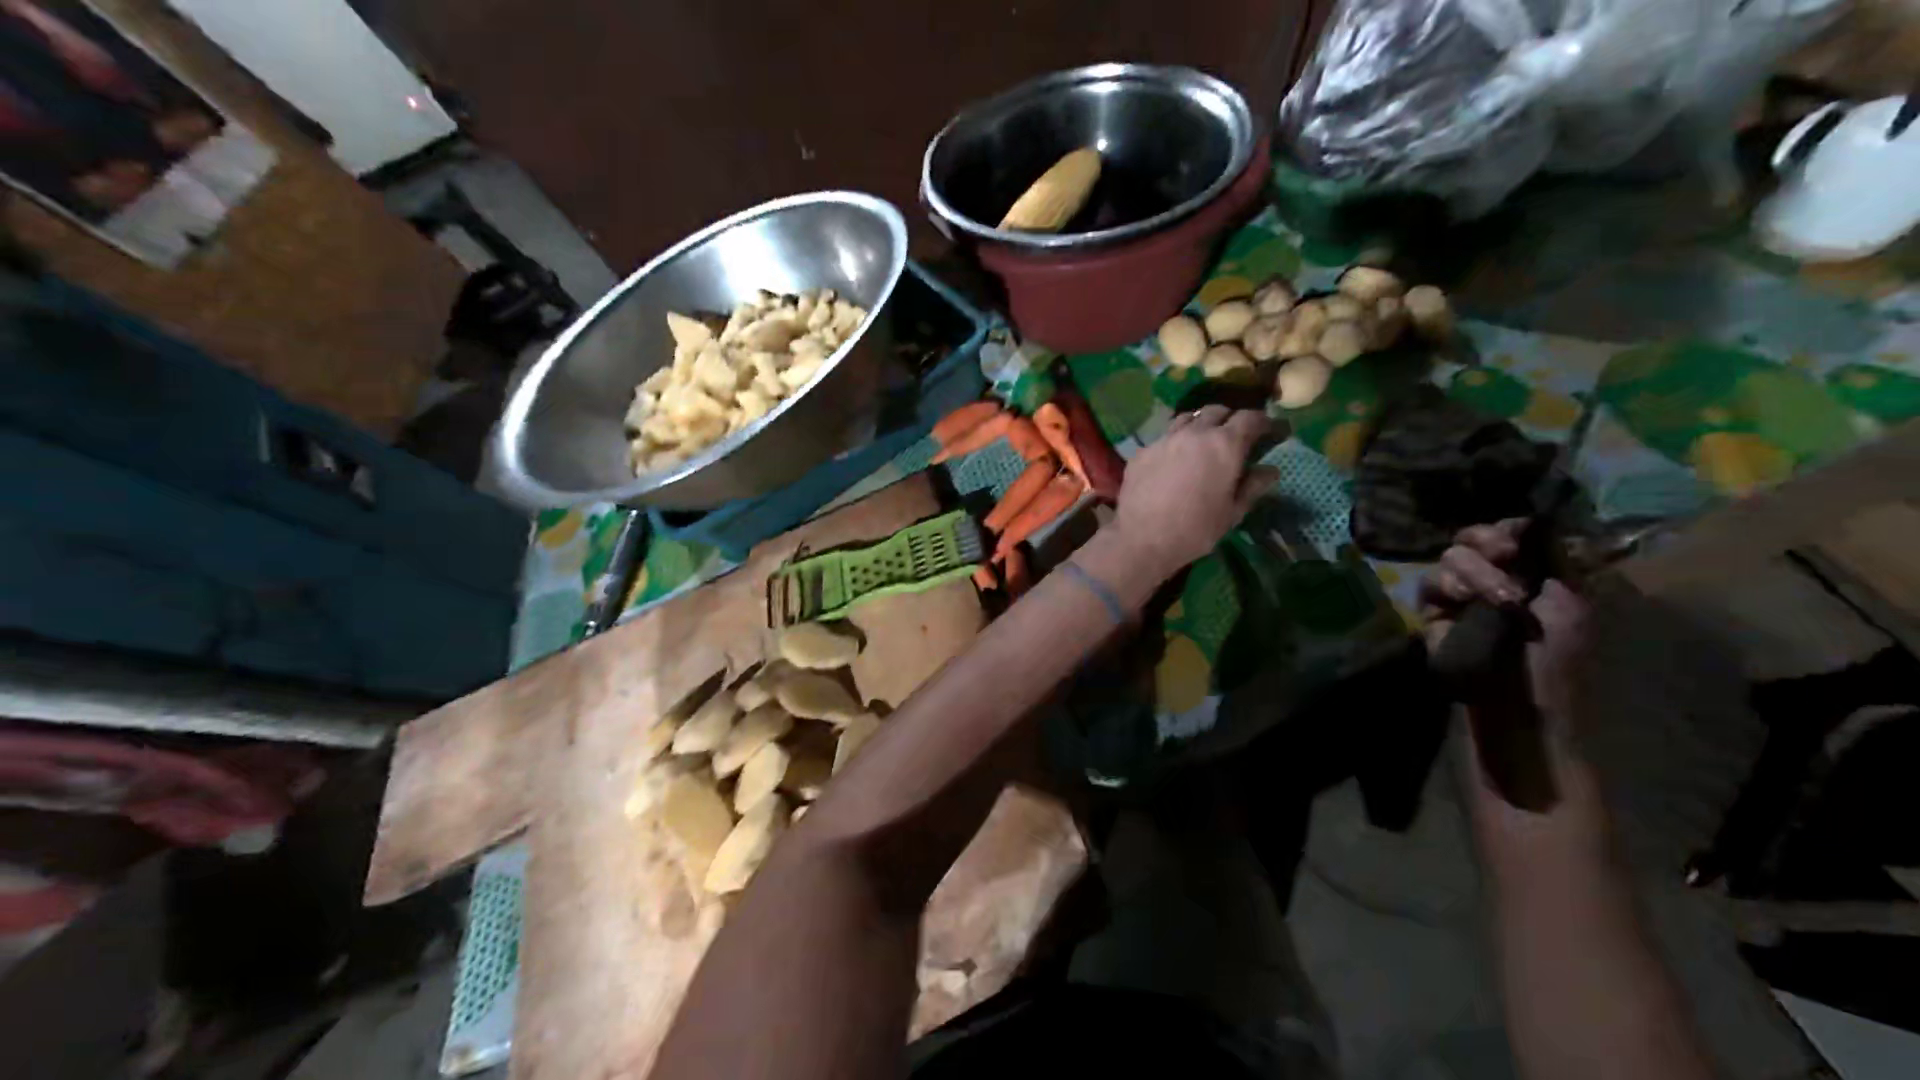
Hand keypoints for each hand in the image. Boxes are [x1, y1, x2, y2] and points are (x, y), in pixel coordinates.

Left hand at [1108, 405, 1278, 580]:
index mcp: (1224, 444)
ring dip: (1200, 425)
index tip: (1274, 431)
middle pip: (1217, 411)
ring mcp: (1165, 439)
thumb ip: (1253, 486)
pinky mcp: (1142, 451)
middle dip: (1231, 419)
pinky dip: (1176, 442)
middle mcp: (1194, 433)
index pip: (1251, 418)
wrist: (1142, 539)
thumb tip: (1270, 470)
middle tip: (1236, 437)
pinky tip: (1174, 460)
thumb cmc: (1196, 529)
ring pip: (1187, 418)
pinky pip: (1164, 437)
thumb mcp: (1233, 512)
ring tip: (1203, 442)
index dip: (1266, 422)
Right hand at [1419, 519, 1588, 725]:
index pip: (1511, 533)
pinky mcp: (1434, 615)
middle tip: (1501, 556)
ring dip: (1475, 572)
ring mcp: (1462, 598)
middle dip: (1485, 541)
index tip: (1515, 541)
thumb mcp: (1569, 606)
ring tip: (1491, 599)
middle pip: (1473, 537)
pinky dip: (1447, 586)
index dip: (1508, 528)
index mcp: (1533, 576)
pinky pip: (1429, 583)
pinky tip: (1460, 602)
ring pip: (1451, 557)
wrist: (1519, 709)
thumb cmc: (1557, 663)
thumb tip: (1527, 523)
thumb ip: (1548, 562)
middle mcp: (1495, 580)